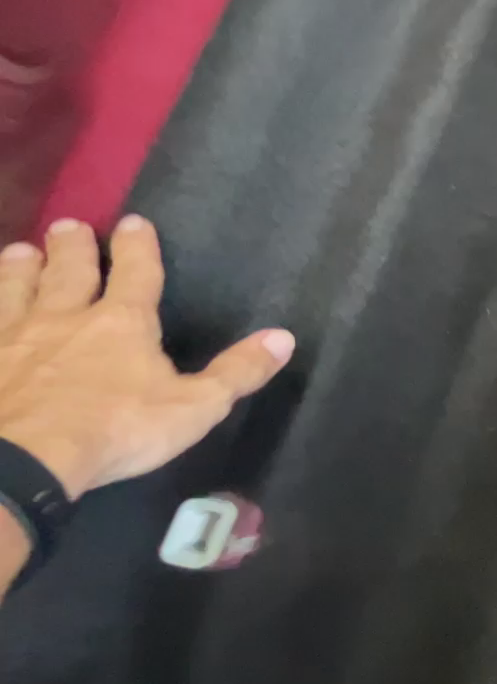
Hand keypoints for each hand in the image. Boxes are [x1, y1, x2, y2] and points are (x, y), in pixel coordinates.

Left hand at [0, 216, 293, 498]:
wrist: (19, 462)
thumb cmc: (119, 428)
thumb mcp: (199, 404)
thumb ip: (240, 370)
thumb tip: (283, 337)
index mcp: (123, 325)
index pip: (135, 275)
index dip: (136, 248)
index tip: (133, 221)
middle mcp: (63, 322)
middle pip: (68, 276)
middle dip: (72, 249)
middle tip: (68, 225)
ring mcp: (9, 343)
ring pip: (13, 294)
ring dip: (18, 271)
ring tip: (18, 250)